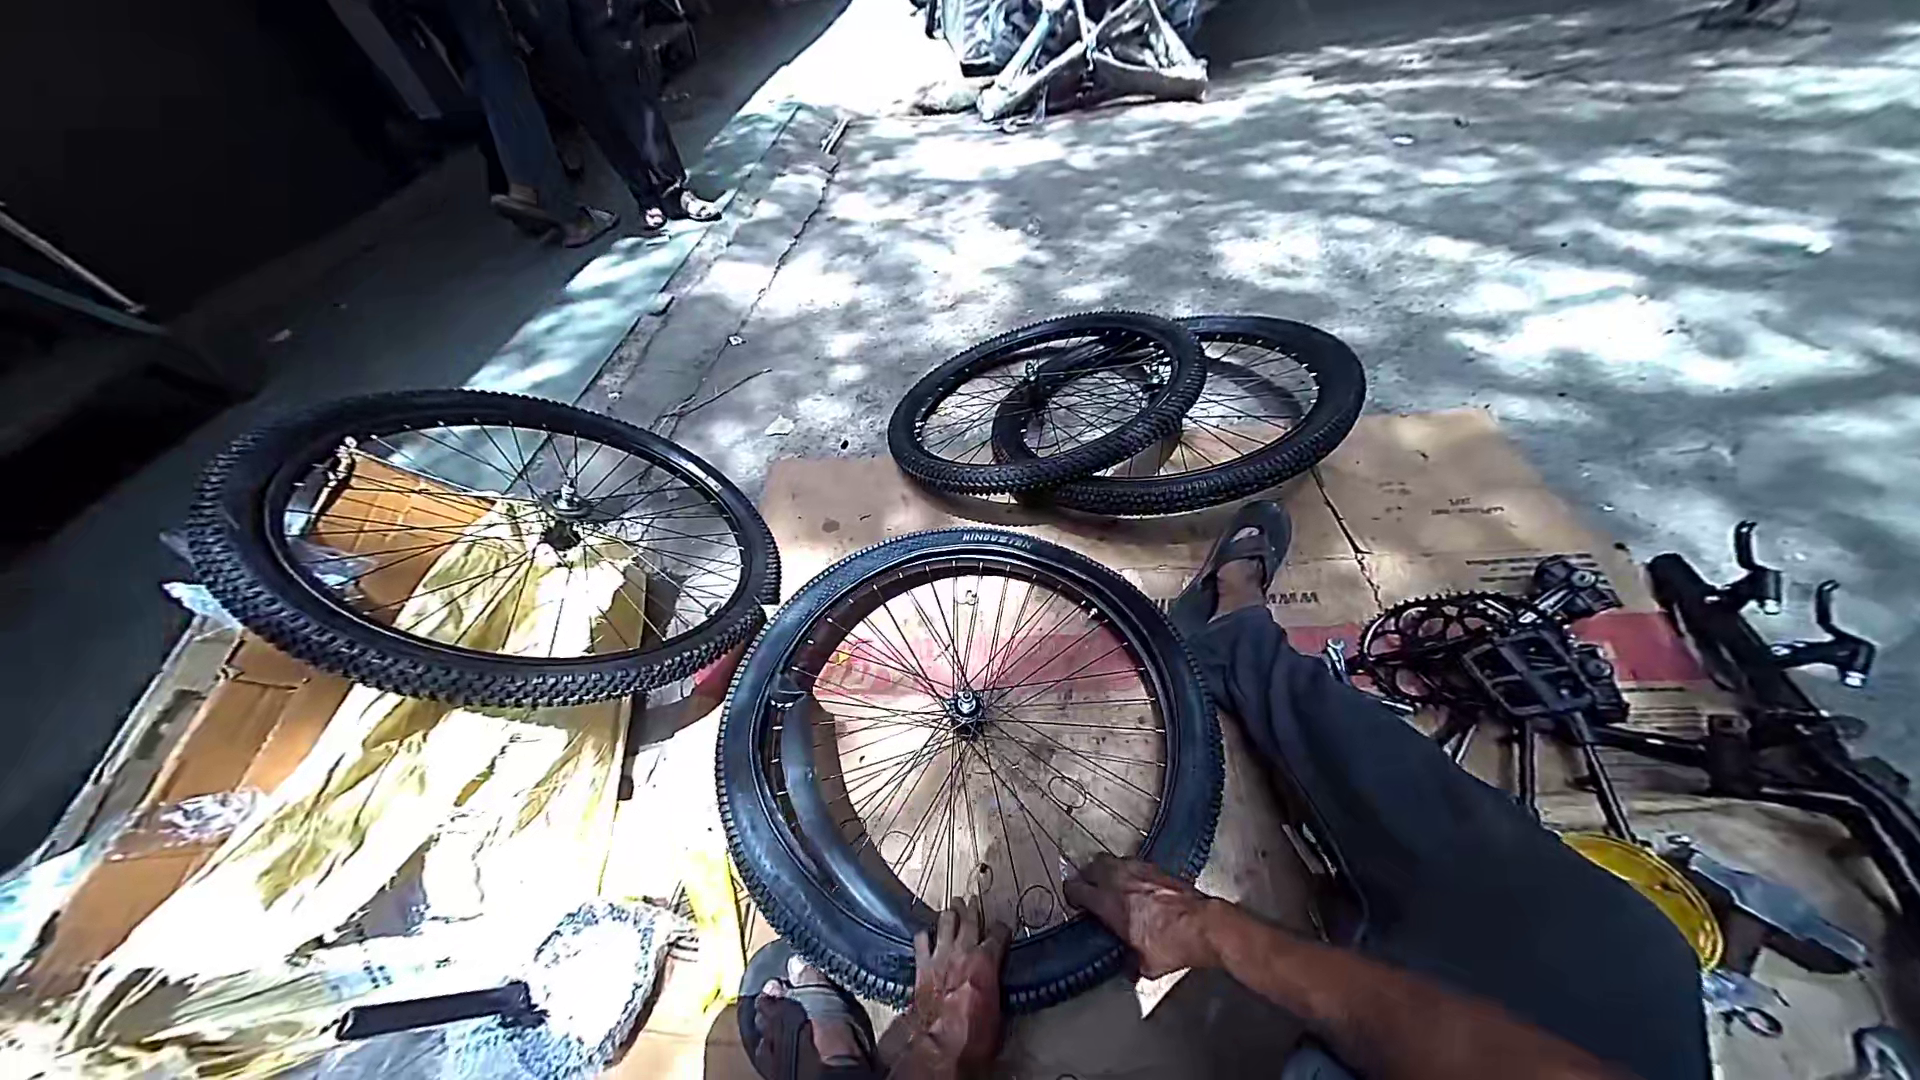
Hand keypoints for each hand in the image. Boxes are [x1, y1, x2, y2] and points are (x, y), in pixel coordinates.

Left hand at [909, 896, 1010, 1072]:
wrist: (939, 1048)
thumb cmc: (972, 1039)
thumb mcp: (997, 1017)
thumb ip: (996, 992)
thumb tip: (997, 989)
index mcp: (986, 962)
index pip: (999, 933)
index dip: (1002, 930)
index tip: (1002, 929)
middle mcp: (964, 951)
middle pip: (970, 919)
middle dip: (972, 909)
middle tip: (972, 901)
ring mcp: (941, 954)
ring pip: (945, 921)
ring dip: (950, 914)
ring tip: (952, 908)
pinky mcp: (922, 964)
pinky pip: (921, 939)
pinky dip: (924, 935)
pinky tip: (926, 934)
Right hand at [1063, 855, 1221, 976]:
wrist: (1205, 925)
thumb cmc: (1175, 944)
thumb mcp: (1147, 965)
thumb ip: (1130, 962)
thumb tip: (1127, 967)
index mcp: (1110, 904)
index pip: (1077, 890)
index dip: (1071, 895)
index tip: (1073, 901)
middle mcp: (1118, 881)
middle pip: (1090, 867)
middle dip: (1086, 877)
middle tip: (1088, 889)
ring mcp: (1136, 869)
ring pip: (1109, 860)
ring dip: (1105, 870)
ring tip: (1109, 883)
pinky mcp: (1154, 866)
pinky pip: (1130, 862)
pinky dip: (1126, 870)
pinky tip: (1134, 883)